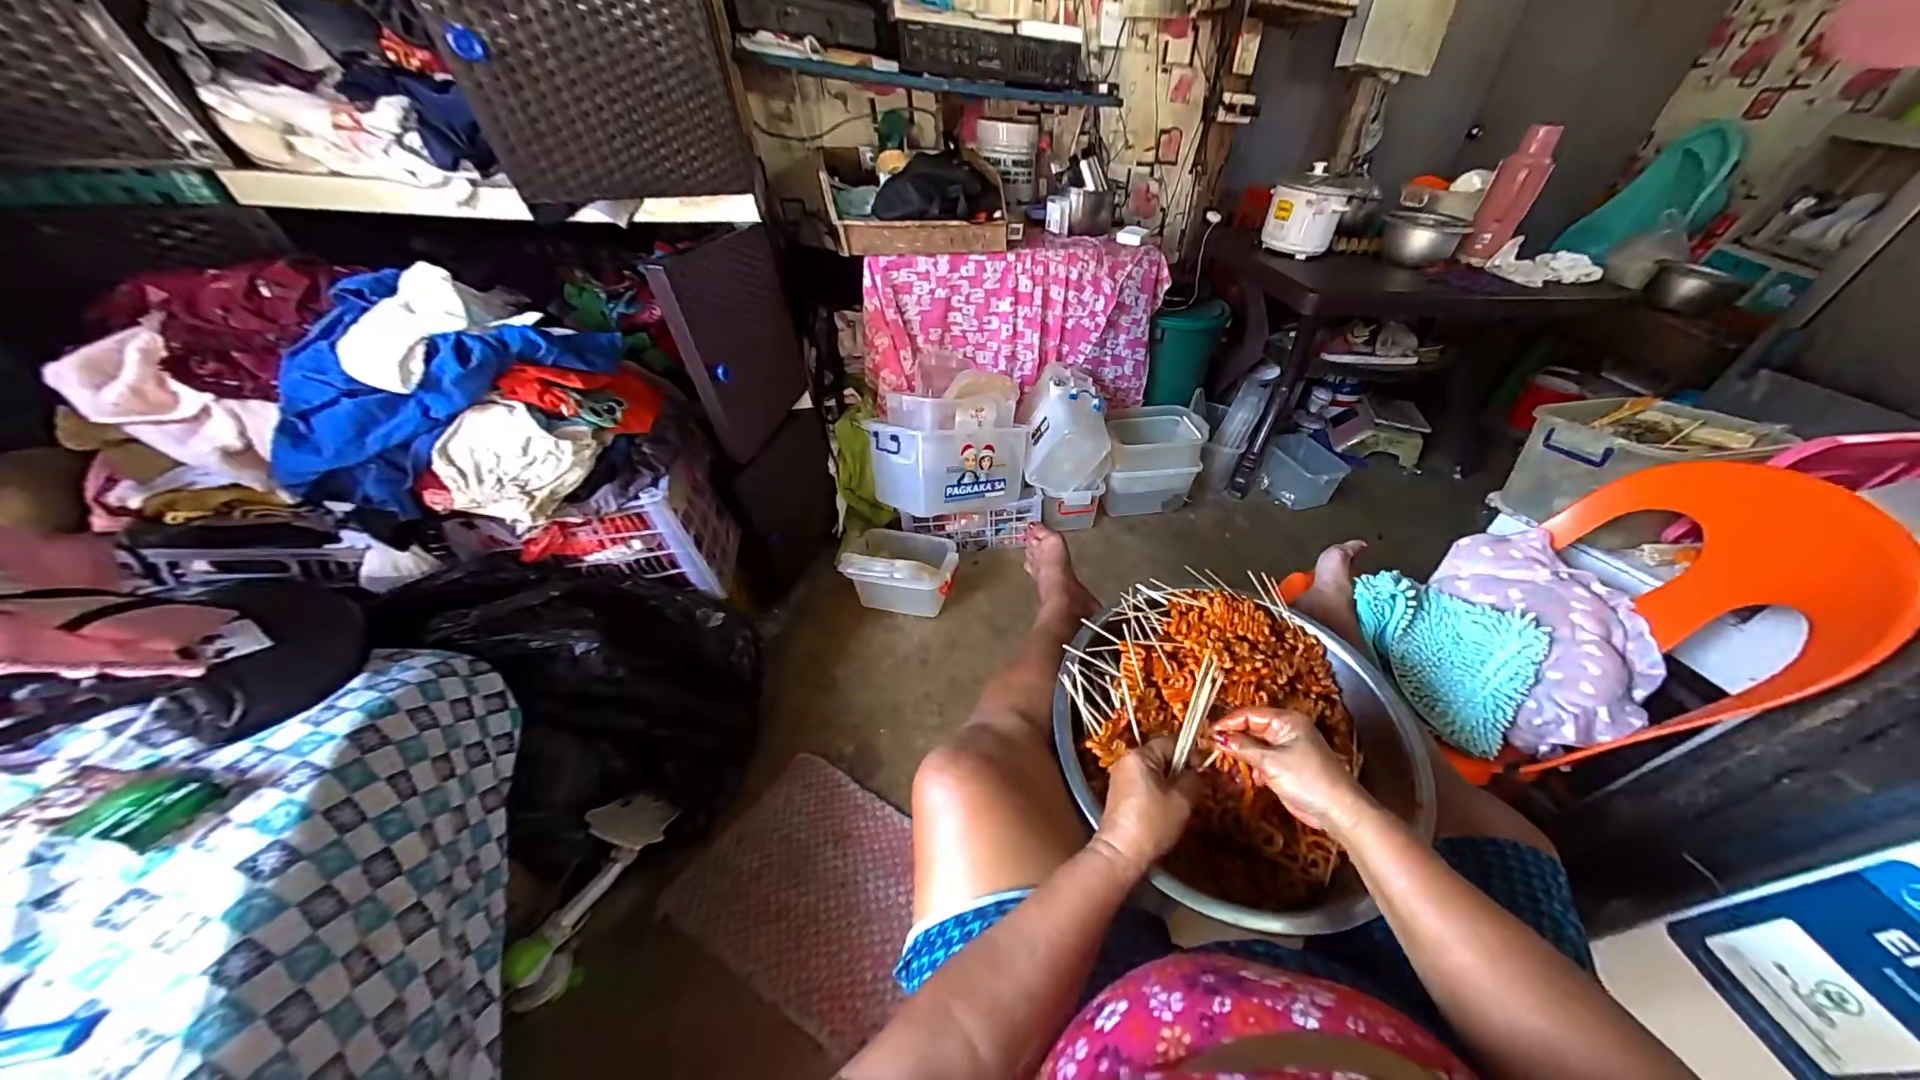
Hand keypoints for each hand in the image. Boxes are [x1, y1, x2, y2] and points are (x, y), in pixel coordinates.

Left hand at [1095, 737, 1201, 872]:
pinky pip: (1144, 783)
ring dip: (1170, 782)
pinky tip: (1167, 809)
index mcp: (1139, 756)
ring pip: (1153, 771)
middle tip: (1197, 788)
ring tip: (1184, 801)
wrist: (1121, 851)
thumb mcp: (1181, 800)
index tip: (1204, 770)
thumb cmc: (1152, 822)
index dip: (1190, 753)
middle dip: (1180, 770)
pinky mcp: (1119, 793)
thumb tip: (1200, 771)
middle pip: (1160, 756)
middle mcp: (1126, 760)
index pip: (1169, 742)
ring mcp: (1120, 776)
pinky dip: (1158, 791)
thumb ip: (1194, 780)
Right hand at [1212, 708, 1372, 834]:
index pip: (1250, 714)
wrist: (1338, 811)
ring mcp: (1289, 748)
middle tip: (1215, 748)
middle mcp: (1288, 729)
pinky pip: (1264, 758)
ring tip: (1230, 764)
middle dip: (1235, 738)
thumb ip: (1242, 747)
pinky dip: (1255, 766)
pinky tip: (1250, 777)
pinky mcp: (1289, 765)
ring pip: (1257, 744)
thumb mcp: (1270, 761)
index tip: (1210, 733)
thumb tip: (1219, 737)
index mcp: (1287, 721)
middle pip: (1253, 727)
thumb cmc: (1307, 779)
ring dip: (1244, 754)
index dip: (1229, 722)